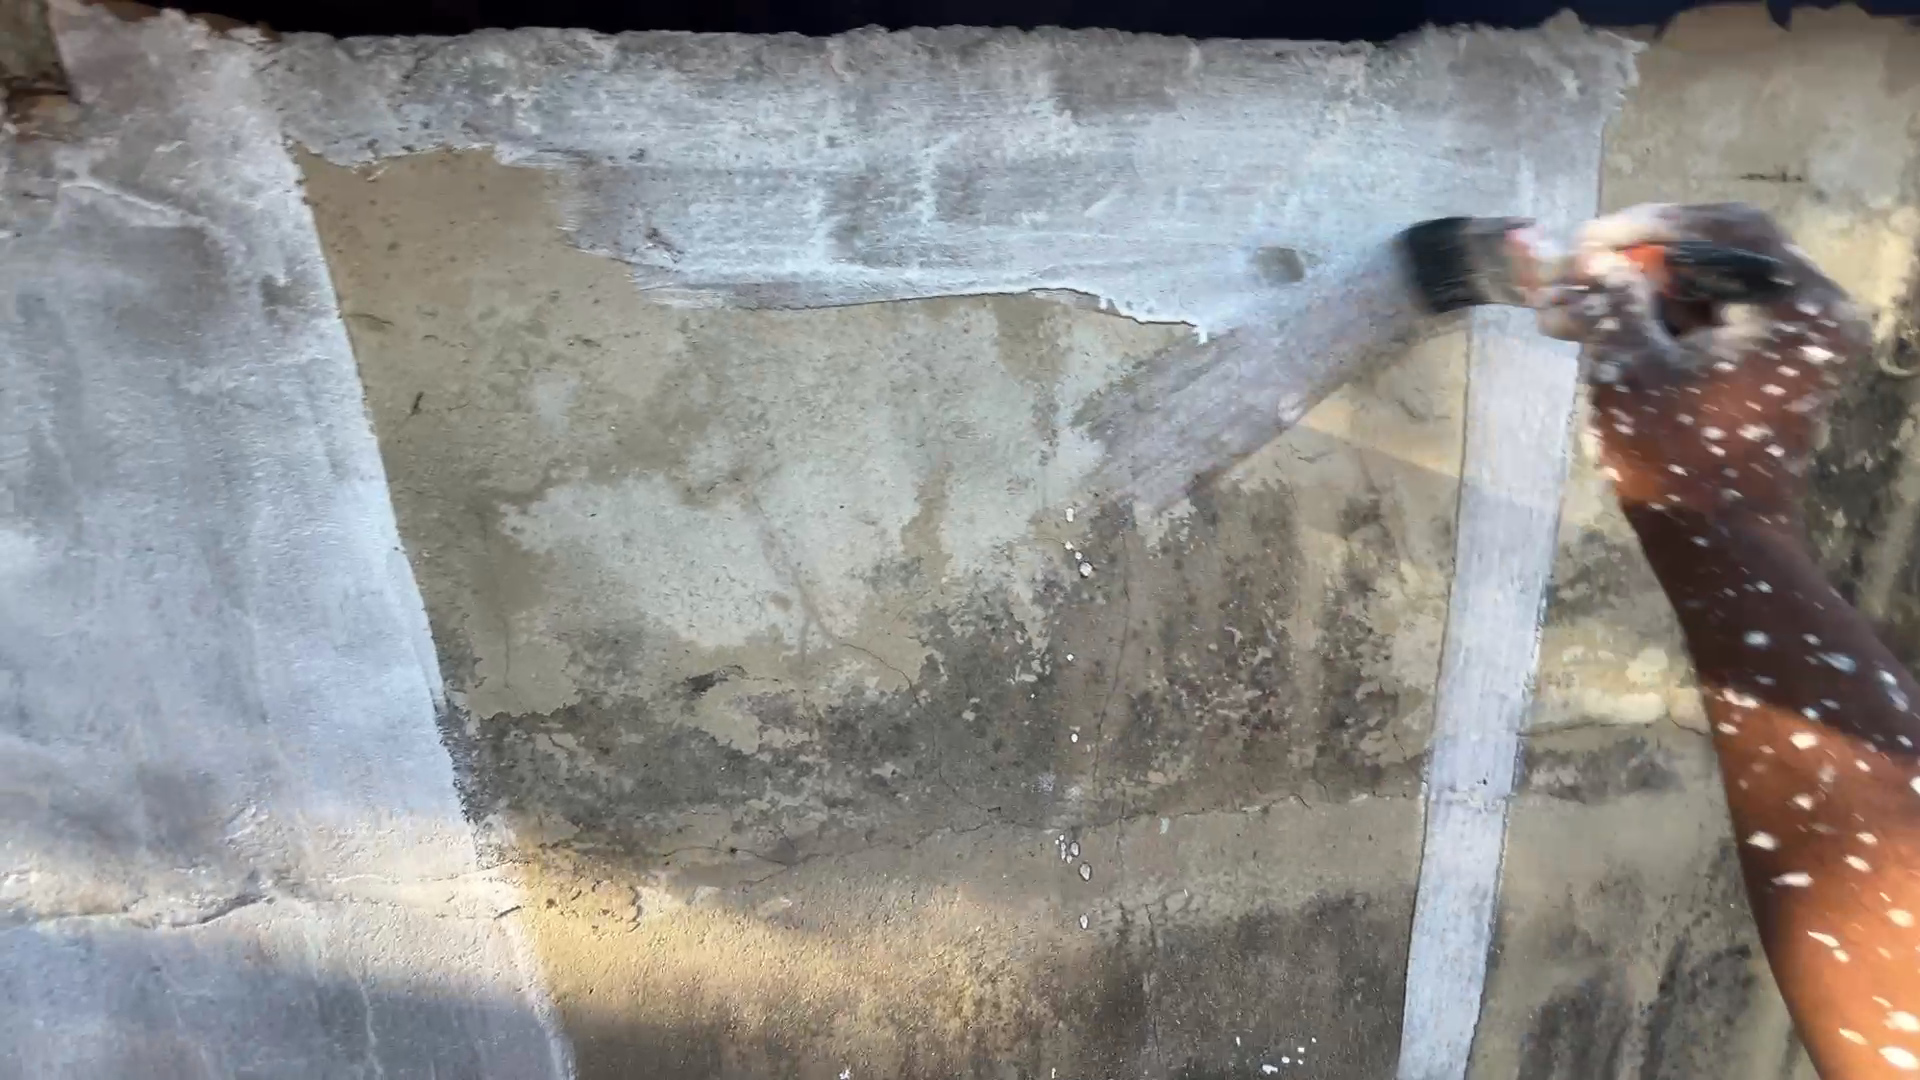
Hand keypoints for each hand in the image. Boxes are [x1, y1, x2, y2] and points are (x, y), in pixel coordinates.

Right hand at [1534, 202, 1871, 522]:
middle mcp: (1805, 315)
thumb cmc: (1673, 450)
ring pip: (1694, 295)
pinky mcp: (1752, 368)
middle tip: (1562, 277)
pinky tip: (1584, 329)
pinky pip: (1694, 327)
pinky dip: (1642, 325)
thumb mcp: (1628, 370)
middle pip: (1709, 261)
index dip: (1651, 225)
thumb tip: (1593, 261)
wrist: (1707, 528)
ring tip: (1555, 311)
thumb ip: (1612, 305)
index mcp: (1797, 308)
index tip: (1586, 239)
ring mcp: (1781, 344)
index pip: (1729, 231)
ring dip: (1624, 298)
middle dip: (1627, 267)